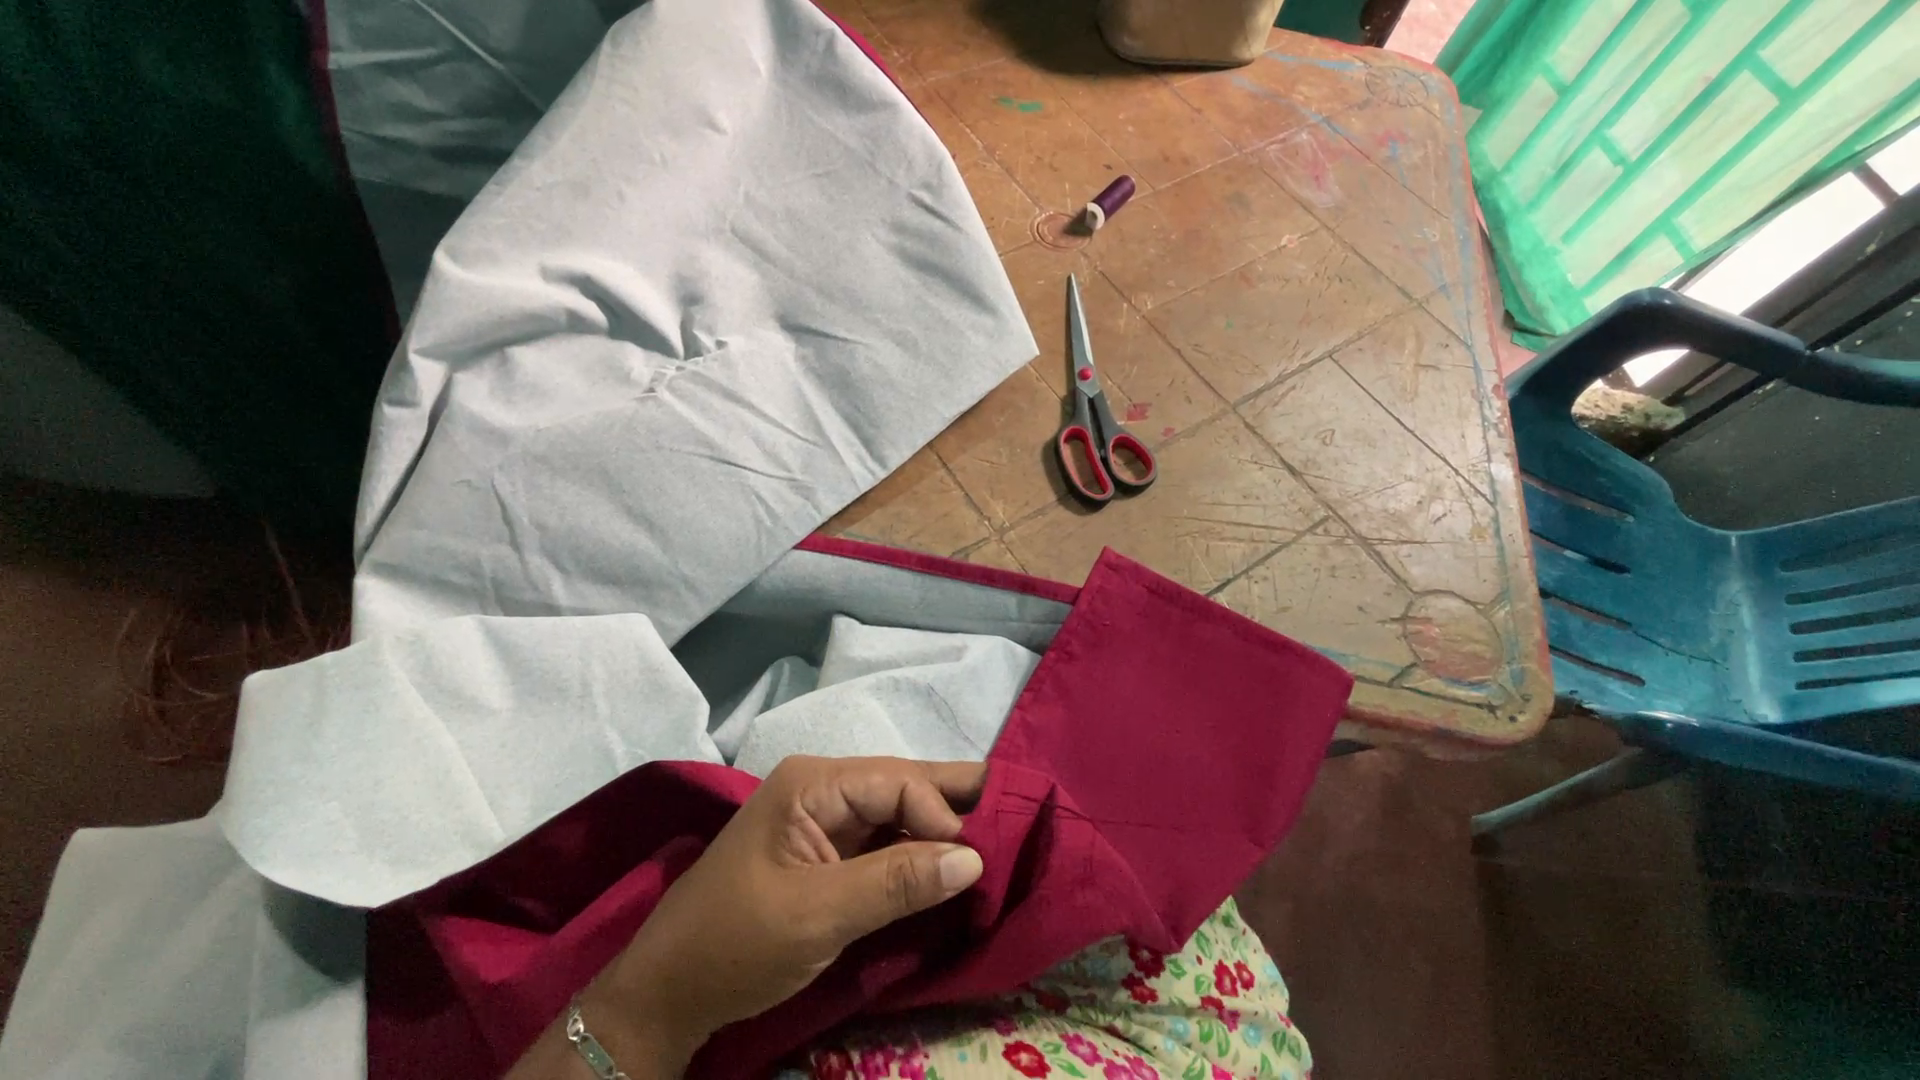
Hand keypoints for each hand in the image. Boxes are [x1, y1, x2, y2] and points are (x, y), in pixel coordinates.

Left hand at [572, 756, 986, 1075]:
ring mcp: (824, 820)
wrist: (671, 990)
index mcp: (813, 783)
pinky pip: (885, 842)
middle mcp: (823, 788)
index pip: (898, 782)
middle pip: (904, 786)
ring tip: (998, 843)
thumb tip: (973, 858)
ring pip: (899, 813)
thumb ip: (896, 881)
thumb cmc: (737, 943)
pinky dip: (919, 855)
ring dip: (941, 833)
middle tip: (1019, 817)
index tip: (974, 865)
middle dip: (955, 804)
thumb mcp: (818, 914)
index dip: (941, 816)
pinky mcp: (827, 853)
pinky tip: (952, 868)